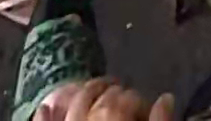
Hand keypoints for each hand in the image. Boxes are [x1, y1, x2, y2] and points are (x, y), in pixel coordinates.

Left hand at [37, 79, 172, 120]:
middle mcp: (86, 116)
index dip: (138, 101)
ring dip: (87, 95)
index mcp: (112, 114)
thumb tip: (167, 98)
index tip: (148, 108)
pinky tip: (44, 109)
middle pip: (101, 99)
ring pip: (75, 106)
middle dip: (116, 96)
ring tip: (100, 92)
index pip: (126, 98)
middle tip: (128, 100)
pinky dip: (44, 118)